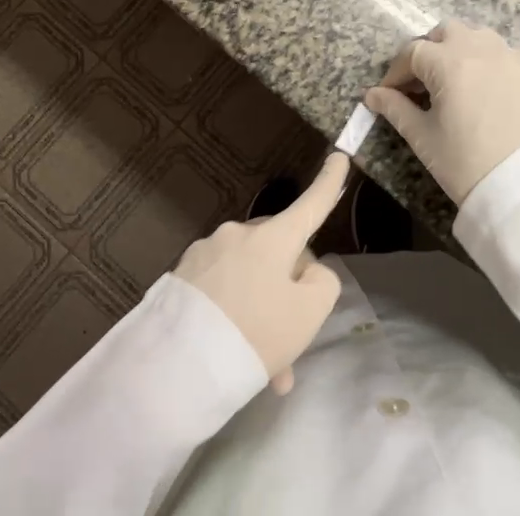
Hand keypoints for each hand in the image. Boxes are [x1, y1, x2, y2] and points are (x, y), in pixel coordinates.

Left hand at [174, 151, 348, 393]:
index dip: (328, 183)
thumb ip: (321, 282)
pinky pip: (220, 289)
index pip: (310, 205)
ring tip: (262, 356)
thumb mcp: (310, 314)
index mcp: (272, 238)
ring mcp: (205, 252)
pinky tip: (234, 351)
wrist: (180, 363)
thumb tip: (306, 271)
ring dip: (258, 306)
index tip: (339, 156)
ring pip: (247, 275)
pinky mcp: (181, 275)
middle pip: (276, 247)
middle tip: (291, 329)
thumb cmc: (256, 333)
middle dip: (286, 280)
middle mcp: (237, 235)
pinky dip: (233, 313)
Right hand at [364, 21, 519, 204]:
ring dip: (459, 50)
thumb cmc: (466, 161)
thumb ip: (395, 108)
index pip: (412, 53)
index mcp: (448, 61)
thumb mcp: (423, 137)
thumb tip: (372, 95)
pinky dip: (486, 62)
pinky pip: (502, 54)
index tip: (387, 94)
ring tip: (453, 81)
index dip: (396, 72)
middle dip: (428, 51)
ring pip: (477, 36)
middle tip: (421, 83)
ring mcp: (509, 57)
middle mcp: (479, 48)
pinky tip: (483, 90)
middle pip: (446, 32)